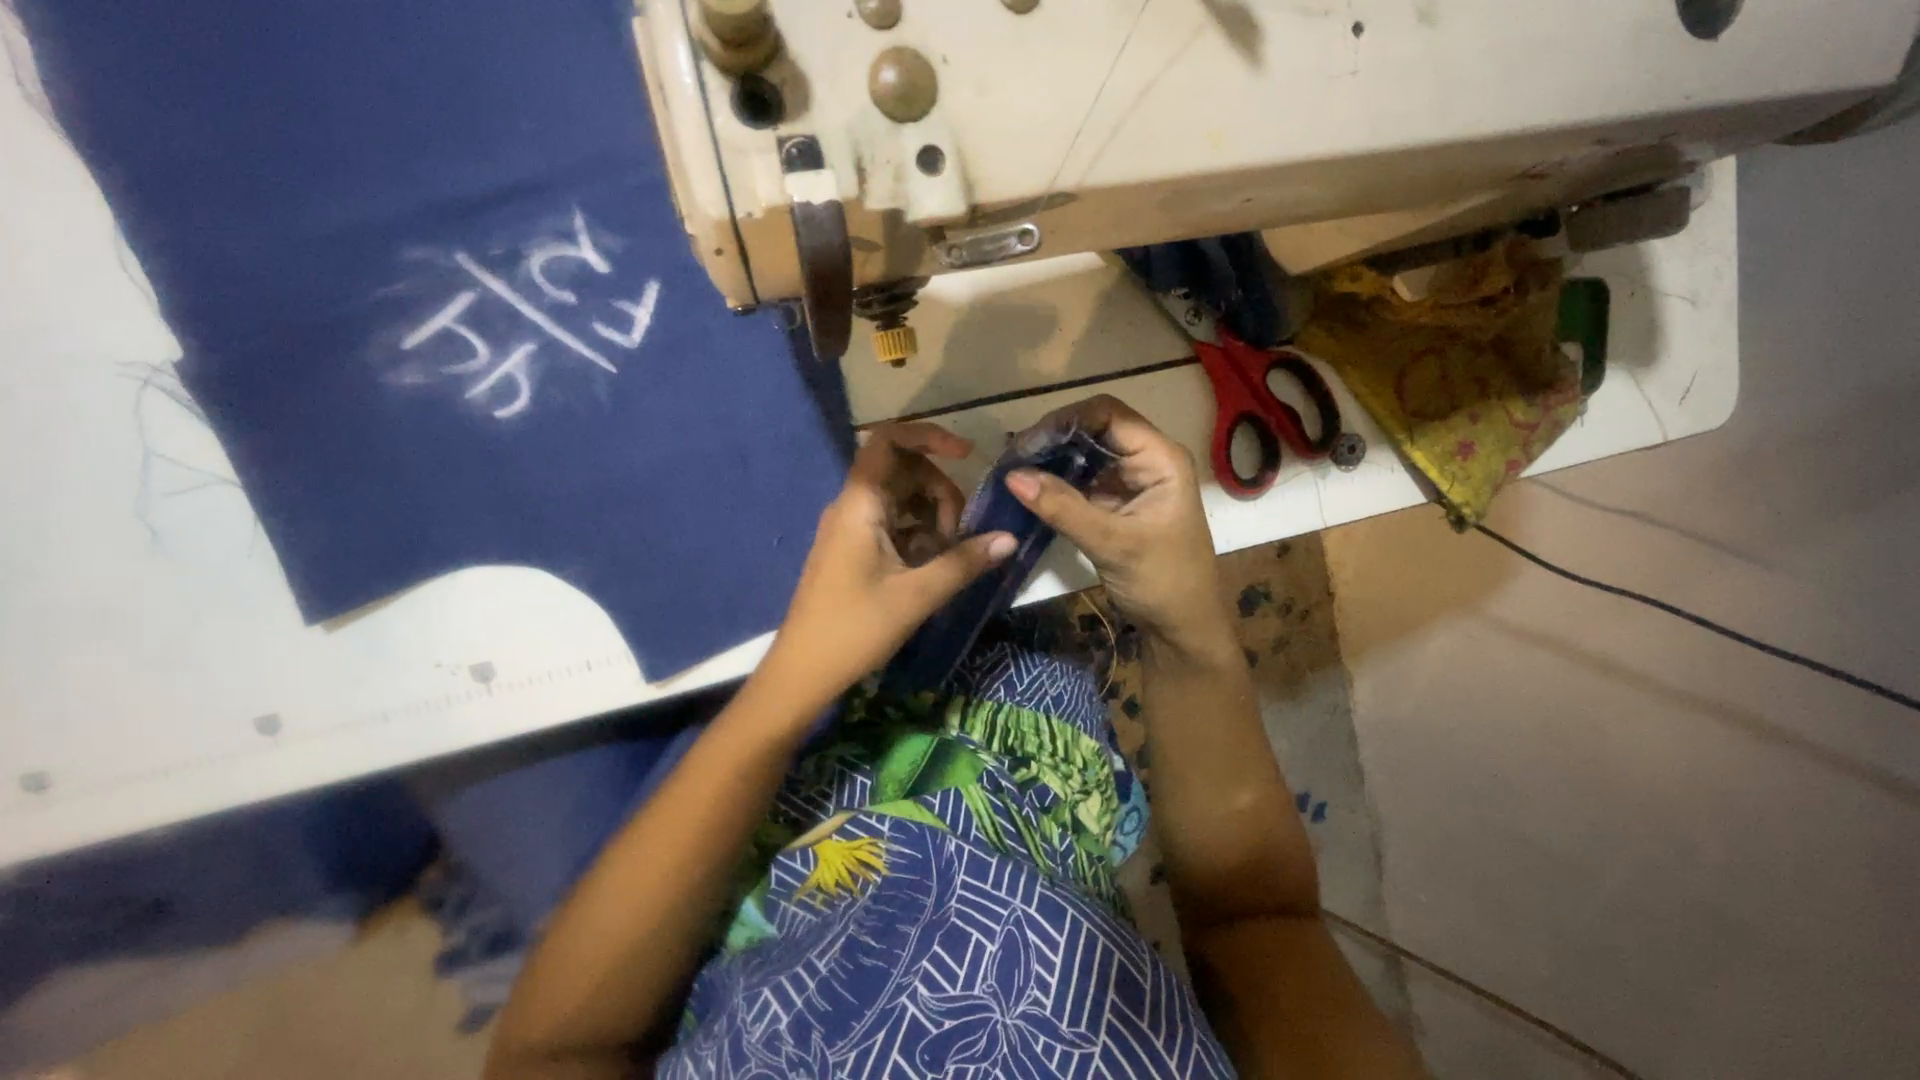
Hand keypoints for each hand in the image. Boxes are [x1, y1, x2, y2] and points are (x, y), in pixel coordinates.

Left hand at [754, 423, 1014, 714]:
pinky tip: (932, 569)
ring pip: (899, 501)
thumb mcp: (917, 596)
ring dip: (931, 518)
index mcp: (859, 504)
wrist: (802, 672)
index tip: (967, 455)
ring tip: (949, 556)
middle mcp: (851, 507)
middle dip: (940, 492)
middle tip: (960, 534)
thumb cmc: (854, 629)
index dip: (929, 436)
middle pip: (902, 472)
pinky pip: (890, 526)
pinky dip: (917, 537)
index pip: (888, 441)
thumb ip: (964, 562)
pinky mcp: (852, 552)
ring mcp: (849, 530)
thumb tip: (1009, 539)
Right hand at [1005, 395, 1231, 653]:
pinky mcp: (1116, 504)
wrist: (1182, 629)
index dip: (1066, 422)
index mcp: (1161, 458)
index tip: (1027, 445)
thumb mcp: (1112, 544)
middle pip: (1094, 429)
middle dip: (1054, 439)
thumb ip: (1063, 507)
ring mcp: (1130, 482)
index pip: (1109, 415)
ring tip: (1013, 472)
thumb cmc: (1162, 582)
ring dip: (1052, 460)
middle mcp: (1147, 461)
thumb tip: (1012, 476)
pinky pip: (1082, 481)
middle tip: (1012, 459)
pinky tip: (1029, 490)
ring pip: (1085, 455)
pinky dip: (1057, 483)